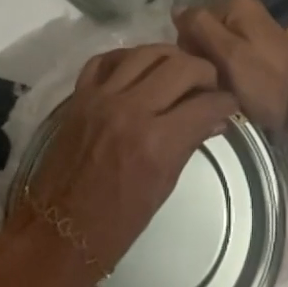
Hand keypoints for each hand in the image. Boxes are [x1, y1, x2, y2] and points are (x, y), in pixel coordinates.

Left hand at [10, 45, 238, 278]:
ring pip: (146, 53)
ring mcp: (101, 98)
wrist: (57, 233)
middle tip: (209, 85)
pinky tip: (139, 70)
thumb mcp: (162, 187)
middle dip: (204, 72)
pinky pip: (106, 60)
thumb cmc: (116, 224)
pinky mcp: (79, 96)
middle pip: (180, 66)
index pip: (205, 104)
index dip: (226, 101)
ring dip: (170, 58)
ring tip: (178, 71)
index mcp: (155, 142)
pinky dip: (127, 59)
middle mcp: (130, 110)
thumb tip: (215, 120)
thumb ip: (188, 145)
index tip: (230, 103)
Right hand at [175, 0, 287, 133]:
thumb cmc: (266, 82)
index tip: (201, 71)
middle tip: (214, 81)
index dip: (189, 47)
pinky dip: (227, 70)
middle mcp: (243, 9)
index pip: (191, 20)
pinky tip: (233, 87)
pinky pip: (229, 54)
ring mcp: (252, 28)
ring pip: (214, 46)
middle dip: (202, 57)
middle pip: (202, 31)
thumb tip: (174, 8)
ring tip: (223, 87)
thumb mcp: (228, 54)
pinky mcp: (256, 47)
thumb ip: (200, 28)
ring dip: (214, 67)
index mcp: (236, 3)